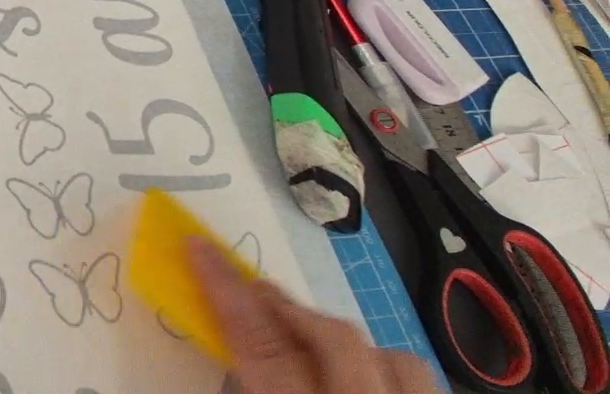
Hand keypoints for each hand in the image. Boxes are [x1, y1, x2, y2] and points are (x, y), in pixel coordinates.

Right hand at [190, 238, 441, 392]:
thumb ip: (250, 381)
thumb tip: (230, 338)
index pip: (263, 344)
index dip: (227, 290)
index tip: (198, 247)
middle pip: (337, 338)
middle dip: (288, 307)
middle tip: (252, 294)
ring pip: (398, 358)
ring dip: (349, 341)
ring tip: (312, 344)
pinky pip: (428, 387)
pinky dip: (390, 372)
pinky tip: (365, 380)